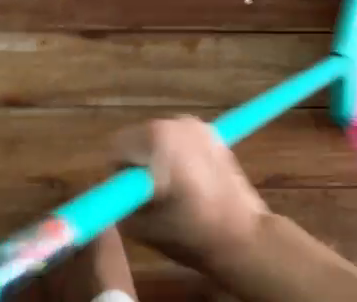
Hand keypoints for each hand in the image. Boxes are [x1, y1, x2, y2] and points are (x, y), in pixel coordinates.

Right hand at [114, 117, 268, 267]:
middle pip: (138, 139)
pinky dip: (177, 155)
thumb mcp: (140, 224)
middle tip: (151, 197)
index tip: (130, 197)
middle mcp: (174, 122)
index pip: (117, 149)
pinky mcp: (211, 132)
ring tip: (174, 191)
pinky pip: (179, 140)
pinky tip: (189, 182)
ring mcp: (196, 124)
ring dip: (158, 159)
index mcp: (155, 138)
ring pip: (158, 138)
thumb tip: (113, 190)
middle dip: (139, 165)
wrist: (243, 234)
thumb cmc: (189, 231)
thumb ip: (118, 201)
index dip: (119, 176)